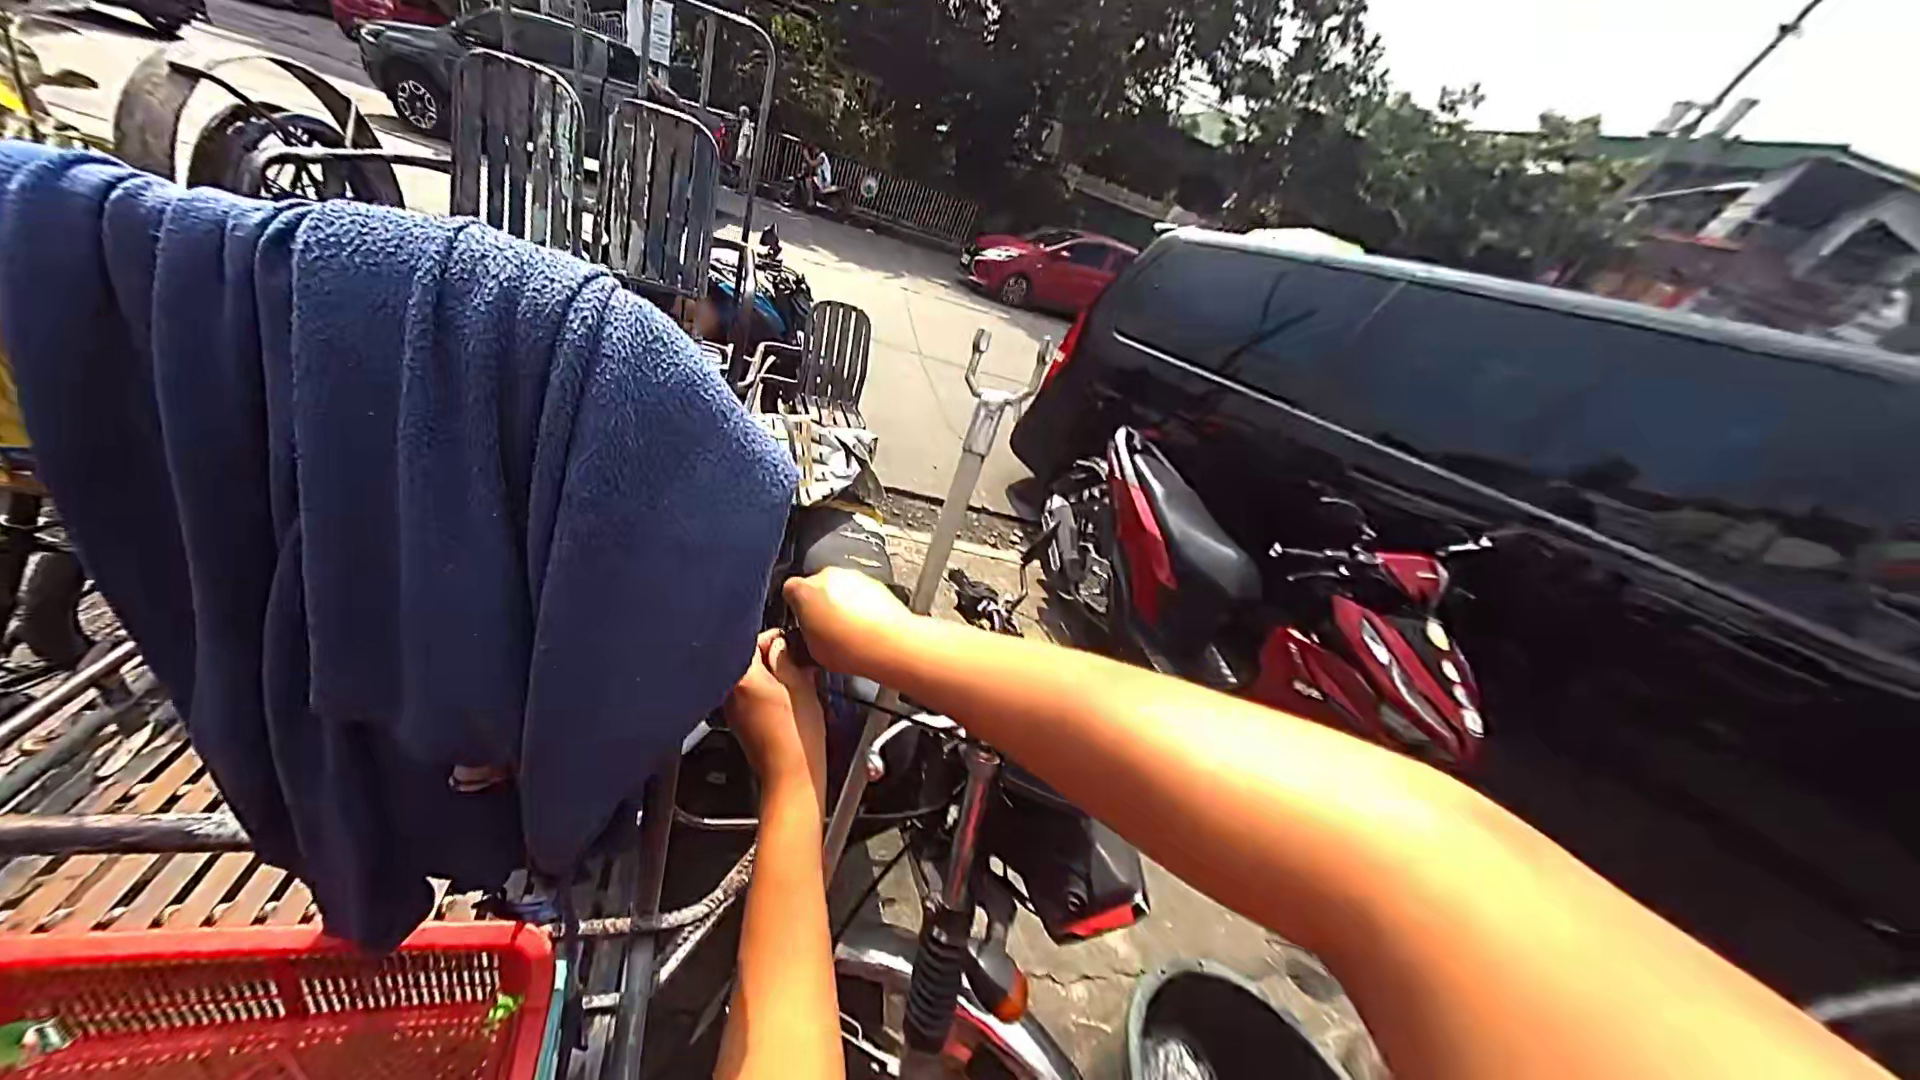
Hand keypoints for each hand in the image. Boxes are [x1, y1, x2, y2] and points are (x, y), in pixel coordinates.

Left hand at [725, 629, 827, 802]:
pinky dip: (767, 693)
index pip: (752, 638)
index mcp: (743, 677)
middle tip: (796, 665)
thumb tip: (779, 642)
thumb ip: (786, 655)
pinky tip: (787, 703)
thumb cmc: (797, 736)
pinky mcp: (739, 722)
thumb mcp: (801, 684)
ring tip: (795, 686)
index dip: (775, 637)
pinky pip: (751, 695)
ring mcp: (732, 708)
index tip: (790, 643)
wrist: (791, 774)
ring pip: (750, 676)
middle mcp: (730, 692)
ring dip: (771, 675)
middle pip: (748, 657)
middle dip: (772, 656)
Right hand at [782, 568, 913, 673]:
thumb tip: (807, 633)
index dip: (795, 606)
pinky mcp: (875, 581)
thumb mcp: (812, 650)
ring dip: (841, 601)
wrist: (890, 643)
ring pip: (839, 586)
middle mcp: (828, 576)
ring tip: (848, 628)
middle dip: (819, 602)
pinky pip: (860, 590)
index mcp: (804, 590)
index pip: (790, 590)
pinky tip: (865, 623)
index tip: (800, 618)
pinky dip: (860, 602)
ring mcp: (853, 576)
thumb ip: (804, 634)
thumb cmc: (849, 648)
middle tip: (825, 626)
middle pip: (816, 585)